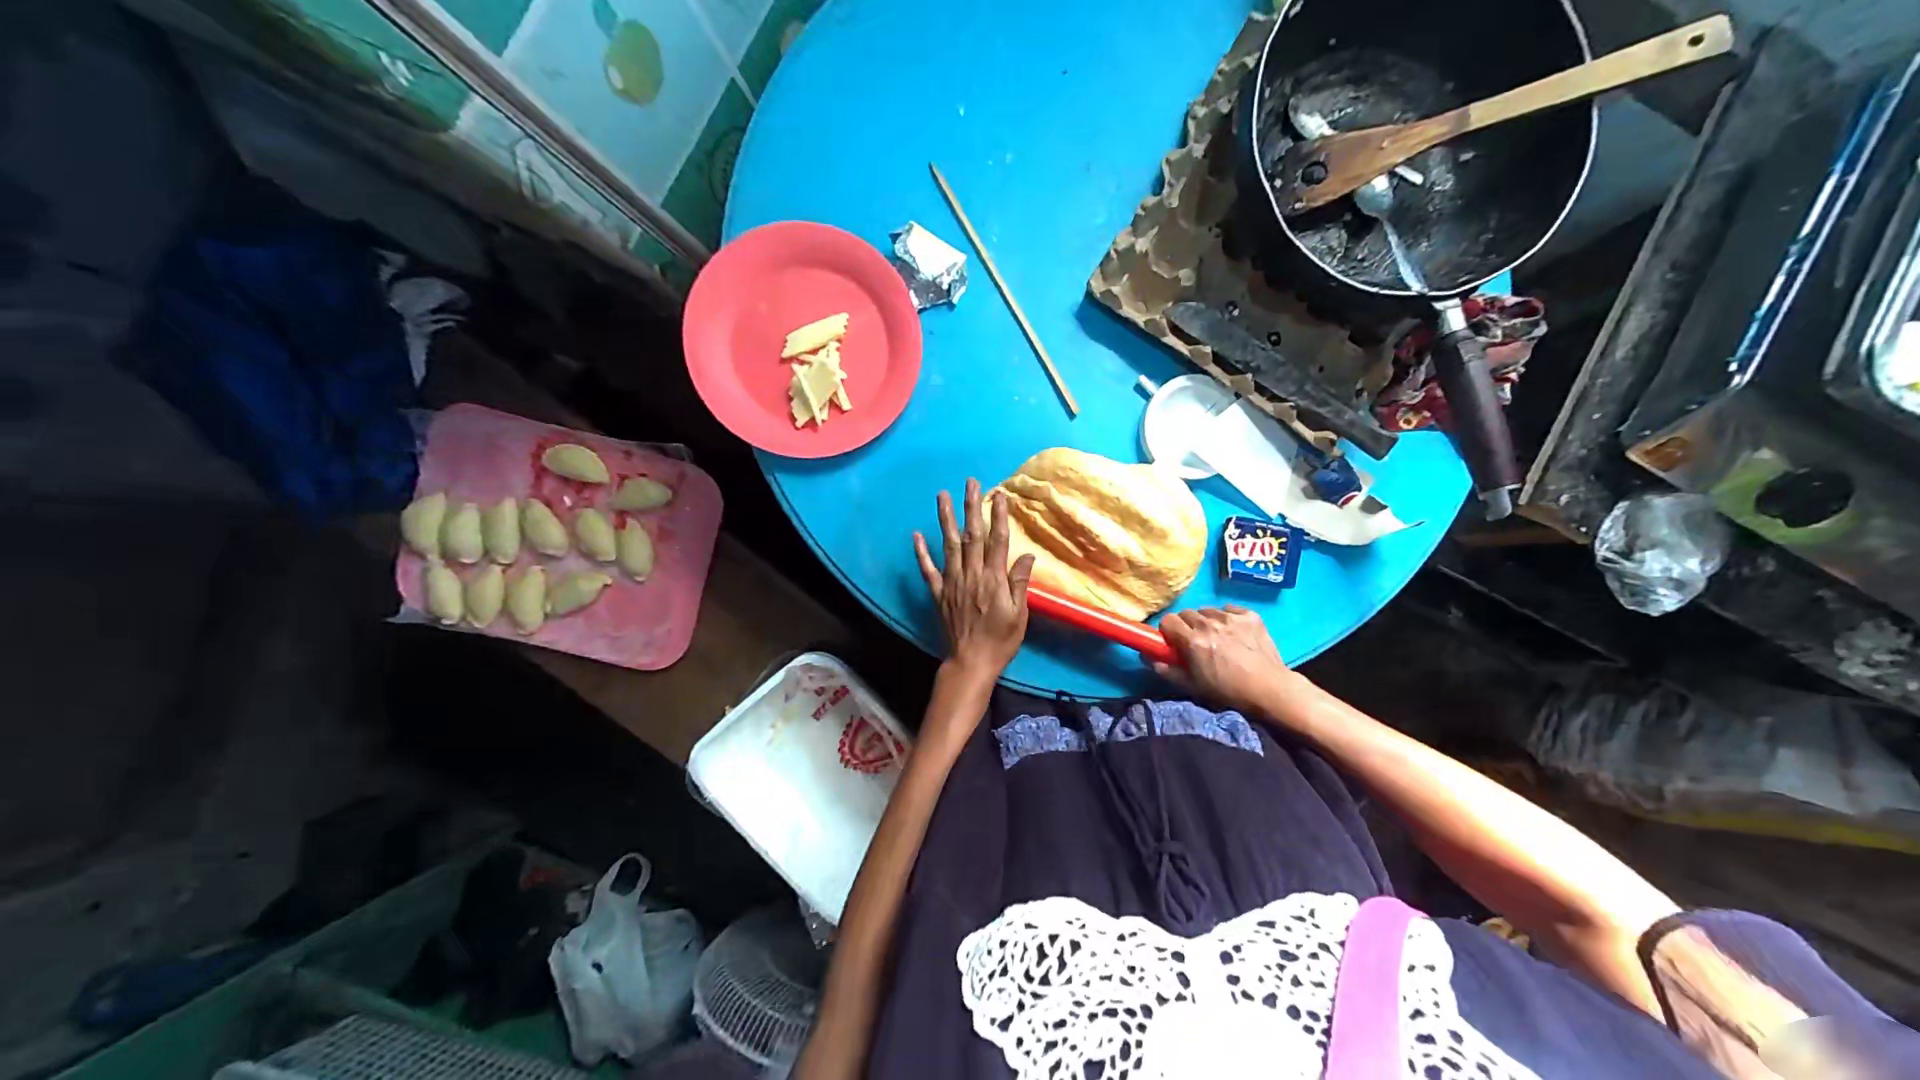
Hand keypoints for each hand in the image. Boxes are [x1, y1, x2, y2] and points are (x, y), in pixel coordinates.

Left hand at [914, 479, 1035, 679]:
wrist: (971, 662)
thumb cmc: (1001, 641)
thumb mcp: (1020, 615)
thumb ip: (1019, 583)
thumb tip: (1026, 556)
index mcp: (994, 579)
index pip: (998, 541)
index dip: (999, 516)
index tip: (1000, 495)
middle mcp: (972, 574)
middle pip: (972, 535)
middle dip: (972, 507)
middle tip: (971, 482)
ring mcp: (952, 582)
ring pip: (949, 545)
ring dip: (946, 519)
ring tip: (942, 495)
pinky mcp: (938, 593)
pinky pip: (927, 570)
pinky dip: (921, 552)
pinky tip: (916, 535)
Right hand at [1155, 607, 1305, 716]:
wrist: (1270, 689)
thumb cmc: (1227, 691)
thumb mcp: (1191, 685)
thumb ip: (1165, 669)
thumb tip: (1146, 656)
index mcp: (1193, 640)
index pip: (1167, 620)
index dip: (1168, 632)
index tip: (1174, 643)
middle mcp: (1210, 623)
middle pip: (1186, 613)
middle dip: (1187, 626)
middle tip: (1196, 643)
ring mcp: (1231, 617)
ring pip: (1207, 610)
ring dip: (1207, 621)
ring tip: (1217, 638)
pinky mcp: (1249, 615)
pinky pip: (1228, 609)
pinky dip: (1227, 618)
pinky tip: (1234, 634)